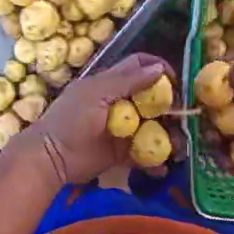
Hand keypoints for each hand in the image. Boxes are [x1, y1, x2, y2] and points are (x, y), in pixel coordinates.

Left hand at [14, 53, 173, 185]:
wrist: (51, 157)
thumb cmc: (71, 119)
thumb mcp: (97, 94)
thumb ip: (128, 81)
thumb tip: (159, 68)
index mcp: (111, 83)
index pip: (139, 67)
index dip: (159, 70)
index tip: (177, 83)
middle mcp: (119, 103)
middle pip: (152, 99)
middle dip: (170, 107)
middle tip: (182, 119)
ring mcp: (121, 129)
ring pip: (152, 127)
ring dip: (168, 135)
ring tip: (179, 147)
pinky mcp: (121, 153)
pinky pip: (143, 154)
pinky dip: (154, 160)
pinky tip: (163, 166)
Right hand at [221, 51, 233, 202]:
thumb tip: (232, 69)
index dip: (224, 63)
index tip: (211, 74)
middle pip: (218, 88)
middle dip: (211, 101)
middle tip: (212, 115)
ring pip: (211, 117)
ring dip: (212, 129)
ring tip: (221, 143)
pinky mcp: (229, 144)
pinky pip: (213, 141)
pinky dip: (217, 151)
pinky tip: (228, 161)